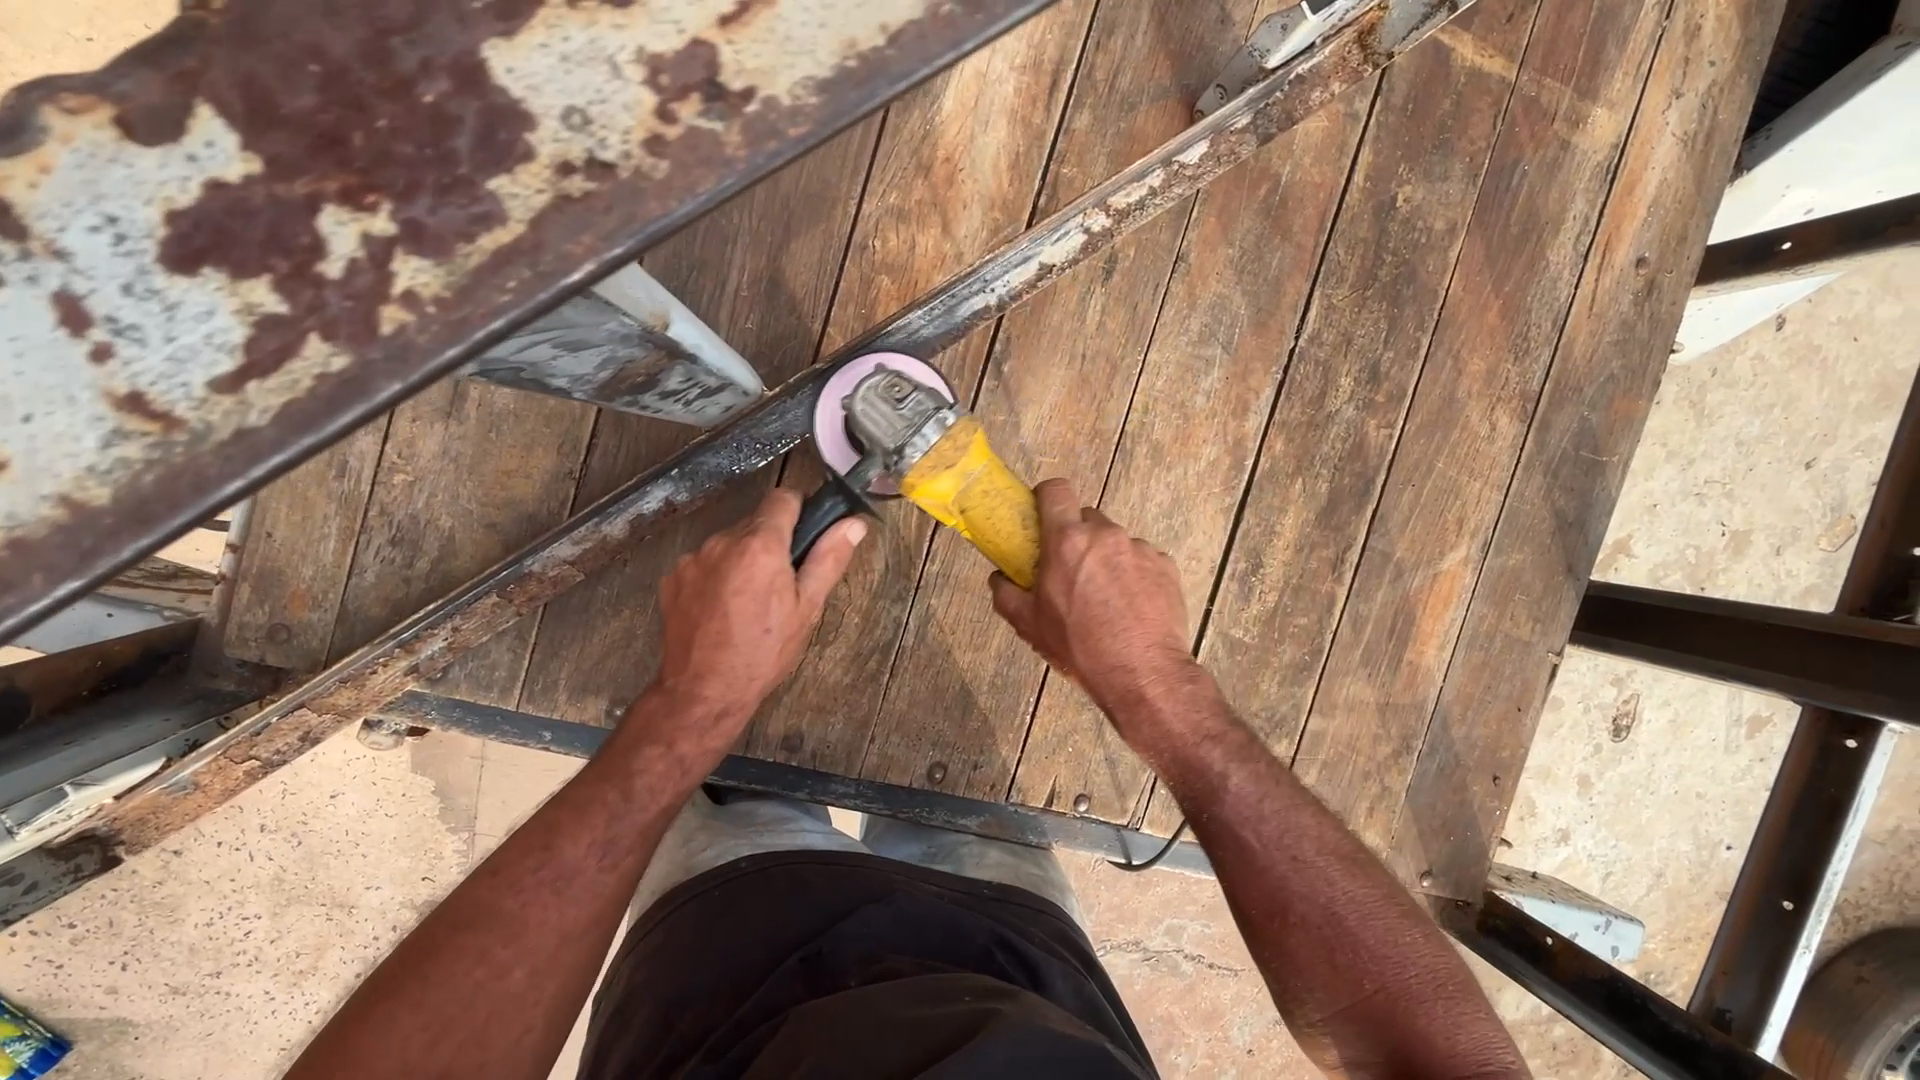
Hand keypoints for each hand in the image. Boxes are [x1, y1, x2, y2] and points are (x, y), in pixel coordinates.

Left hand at [643, 489, 865, 749]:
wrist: (703, 691)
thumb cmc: (762, 653)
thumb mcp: (807, 609)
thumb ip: (829, 559)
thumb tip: (854, 524)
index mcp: (761, 545)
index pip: (783, 498)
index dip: (798, 511)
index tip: (805, 534)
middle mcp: (723, 541)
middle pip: (755, 523)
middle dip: (771, 544)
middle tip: (782, 585)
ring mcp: (693, 559)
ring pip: (729, 544)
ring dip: (742, 561)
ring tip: (750, 603)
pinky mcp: (673, 577)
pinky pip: (705, 563)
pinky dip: (717, 577)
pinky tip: (723, 610)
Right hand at [990, 479, 1198, 725]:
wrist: (1141, 672)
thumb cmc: (1078, 646)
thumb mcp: (1029, 624)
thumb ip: (1006, 594)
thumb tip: (998, 579)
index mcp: (1066, 541)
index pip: (1055, 490)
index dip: (1046, 497)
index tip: (1042, 514)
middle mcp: (1105, 535)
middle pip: (1086, 518)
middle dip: (1077, 538)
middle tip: (1071, 571)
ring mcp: (1139, 549)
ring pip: (1115, 542)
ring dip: (1106, 560)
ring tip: (1105, 599)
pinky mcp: (1165, 566)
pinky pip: (1143, 560)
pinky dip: (1134, 576)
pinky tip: (1131, 607)